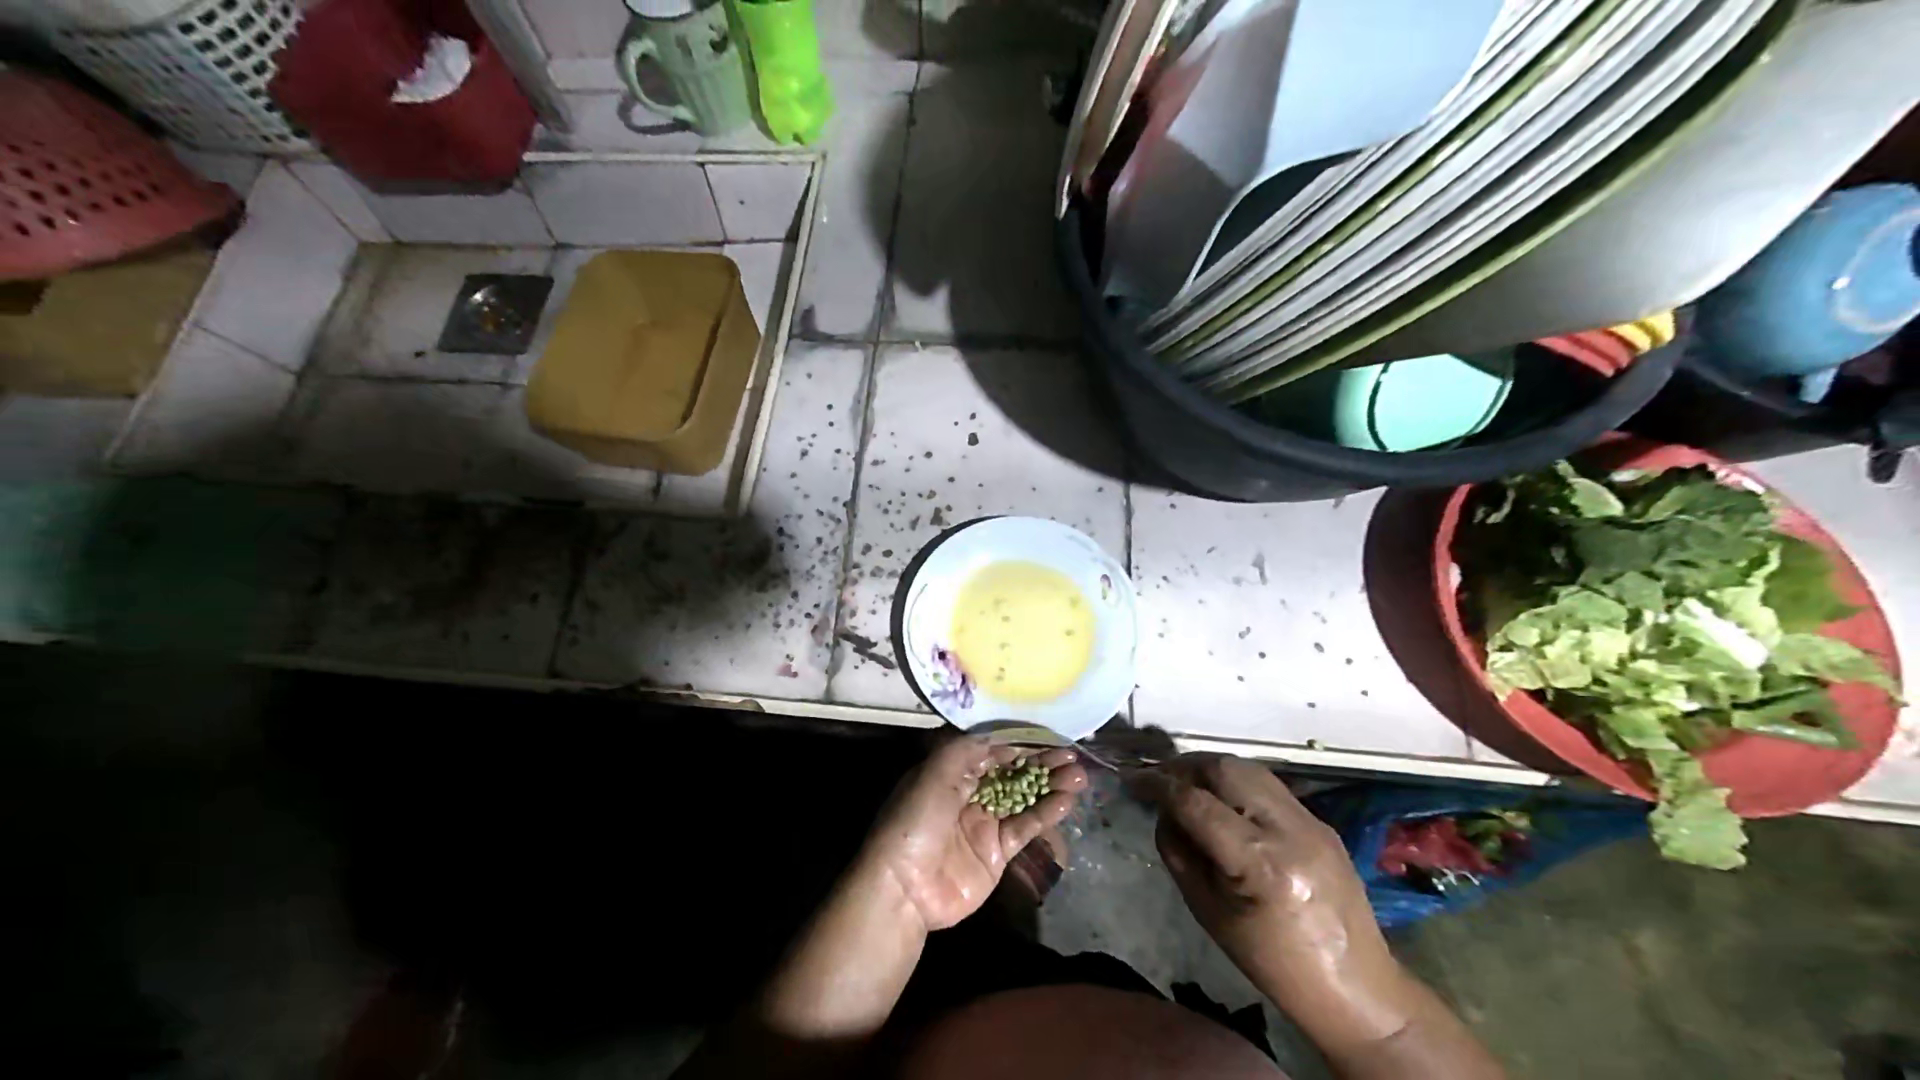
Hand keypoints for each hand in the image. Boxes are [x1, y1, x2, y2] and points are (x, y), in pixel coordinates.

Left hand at [862, 736, 1087, 932]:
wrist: (904, 886)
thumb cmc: (916, 819)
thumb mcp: (936, 771)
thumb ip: (971, 749)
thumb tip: (1005, 736)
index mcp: (952, 770)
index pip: (994, 750)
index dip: (1022, 743)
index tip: (1051, 735)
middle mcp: (971, 792)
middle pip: (1013, 772)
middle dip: (1042, 762)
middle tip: (1073, 756)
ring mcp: (986, 822)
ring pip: (1025, 797)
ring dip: (1051, 785)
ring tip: (1078, 776)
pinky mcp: (998, 852)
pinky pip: (1027, 826)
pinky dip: (1047, 813)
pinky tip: (1067, 801)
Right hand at [1143, 755, 1412, 1048]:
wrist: (1354, 986)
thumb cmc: (1270, 961)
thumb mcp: (1207, 910)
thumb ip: (1178, 850)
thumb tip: (1163, 809)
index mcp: (1260, 863)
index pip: (1195, 802)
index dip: (1157, 785)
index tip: (1131, 780)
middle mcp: (1289, 829)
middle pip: (1224, 768)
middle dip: (1183, 766)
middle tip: (1158, 779)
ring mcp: (1310, 820)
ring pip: (1247, 768)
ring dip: (1209, 769)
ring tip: (1186, 784)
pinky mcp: (1320, 821)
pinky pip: (1267, 786)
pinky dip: (1235, 784)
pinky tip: (1222, 802)